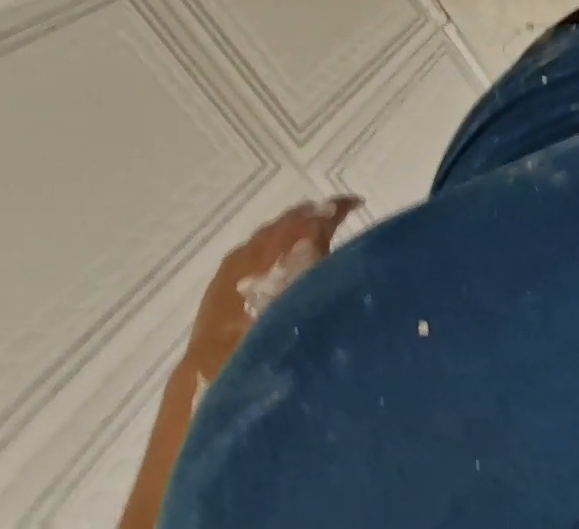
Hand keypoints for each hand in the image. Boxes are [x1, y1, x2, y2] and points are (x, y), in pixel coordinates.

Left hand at [185, 196, 361, 378]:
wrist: (221, 373)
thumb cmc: (284, 337)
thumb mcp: (324, 298)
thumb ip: (337, 271)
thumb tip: (356, 256)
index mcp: (296, 243)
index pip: (322, 215)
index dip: (340, 208)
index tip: (357, 204)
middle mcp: (267, 243)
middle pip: (293, 219)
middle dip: (313, 216)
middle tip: (332, 219)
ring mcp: (239, 259)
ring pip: (269, 233)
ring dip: (287, 231)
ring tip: (304, 238)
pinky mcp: (220, 278)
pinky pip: (248, 250)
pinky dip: (264, 247)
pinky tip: (269, 261)